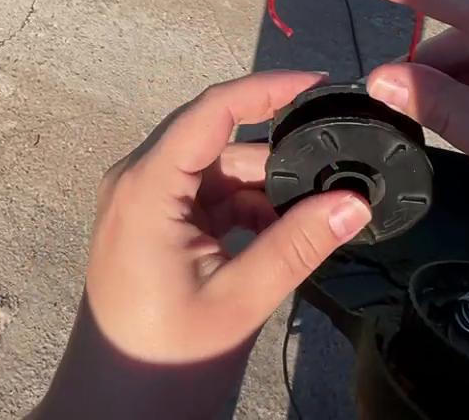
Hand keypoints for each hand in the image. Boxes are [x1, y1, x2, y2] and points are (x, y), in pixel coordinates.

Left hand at [32, 71, 371, 418]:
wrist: (114, 414)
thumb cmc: (164, 360)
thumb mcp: (238, 300)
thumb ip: (297, 245)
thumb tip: (355, 203)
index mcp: (148, 183)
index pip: (212, 109)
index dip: (266, 88)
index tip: (317, 82)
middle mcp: (139, 177)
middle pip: (214, 131)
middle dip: (272, 135)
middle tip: (328, 134)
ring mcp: (143, 198)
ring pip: (213, 163)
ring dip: (260, 179)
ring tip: (313, 197)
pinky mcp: (153, 221)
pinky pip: (205, 191)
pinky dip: (243, 202)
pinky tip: (280, 225)